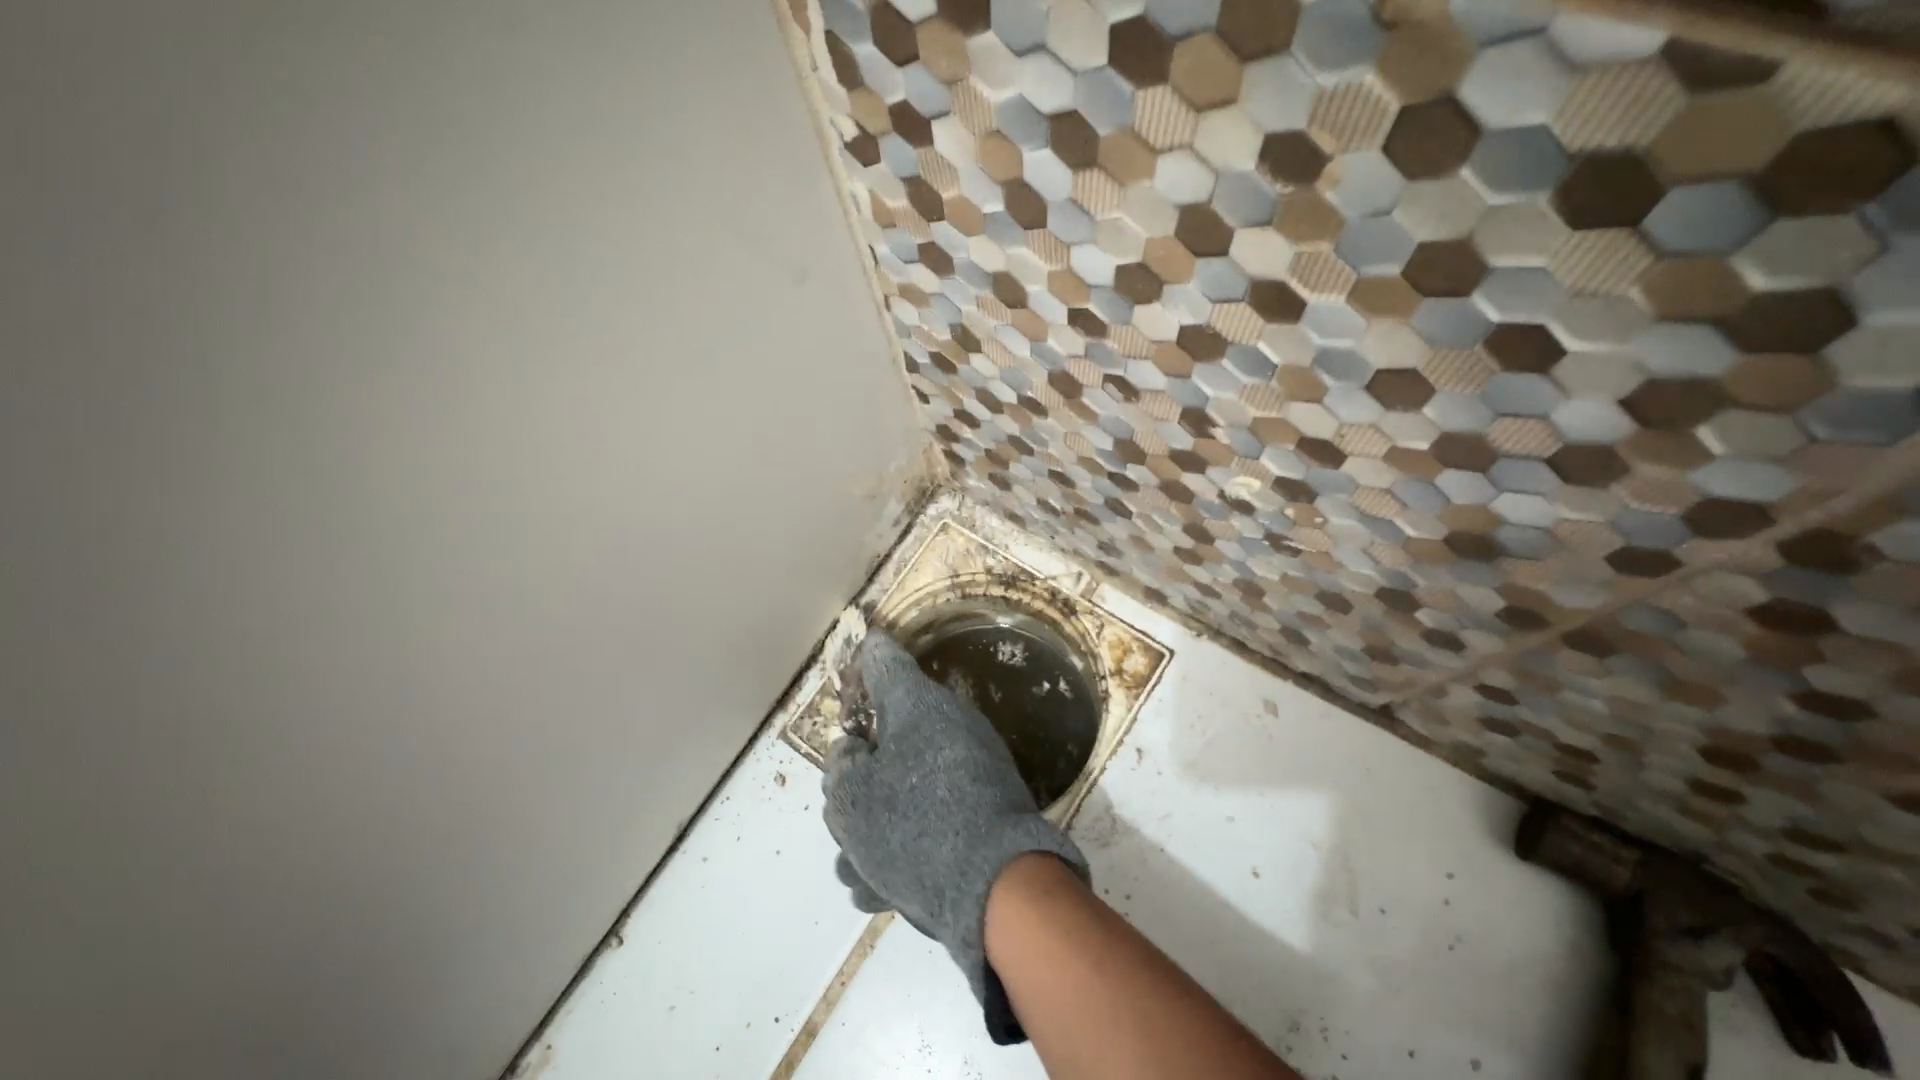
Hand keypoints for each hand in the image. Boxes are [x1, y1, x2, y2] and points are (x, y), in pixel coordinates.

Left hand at [822, 630, 1088, 1037]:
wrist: (996, 875)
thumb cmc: (952, 781)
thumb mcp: (923, 709)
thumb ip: (892, 675)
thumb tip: (869, 642)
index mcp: (843, 792)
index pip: (844, 748)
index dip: (874, 728)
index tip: (907, 721)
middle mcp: (848, 842)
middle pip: (854, 797)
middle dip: (878, 776)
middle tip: (923, 758)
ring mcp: (879, 883)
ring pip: (867, 845)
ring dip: (885, 825)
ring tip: (925, 807)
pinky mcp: (913, 909)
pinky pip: (901, 880)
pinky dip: (910, 863)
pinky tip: (938, 848)